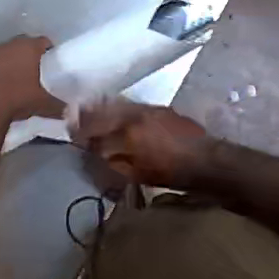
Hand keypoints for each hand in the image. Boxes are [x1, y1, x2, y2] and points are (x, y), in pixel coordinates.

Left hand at [0, 36, 59, 125]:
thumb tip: (70, 111)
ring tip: (17, 78)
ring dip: (12, 61)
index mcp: (28, 47)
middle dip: (30, 55)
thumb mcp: (44, 104)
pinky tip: (0, 84)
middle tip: (36, 71)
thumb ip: (60, 105)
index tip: (52, 63)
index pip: (44, 41)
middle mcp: (10, 44)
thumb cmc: (19, 99)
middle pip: (24, 44)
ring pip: (7, 52)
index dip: (49, 51)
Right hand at [72, 101, 212, 187]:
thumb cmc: (172, 174)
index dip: (80, 133)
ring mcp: (146, 108)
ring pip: (115, 103)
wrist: (208, 160)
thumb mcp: (137, 175)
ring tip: (86, 106)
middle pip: (102, 111)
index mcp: (126, 134)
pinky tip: (113, 107)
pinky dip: (116, 104)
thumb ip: (112, 163)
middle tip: (71, 114)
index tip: (70, 133)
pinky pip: (129, 102)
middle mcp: (133, 115)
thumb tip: (94, 154)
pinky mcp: (158, 108)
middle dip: (84, 114)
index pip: (94, 132)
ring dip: (99, 105)